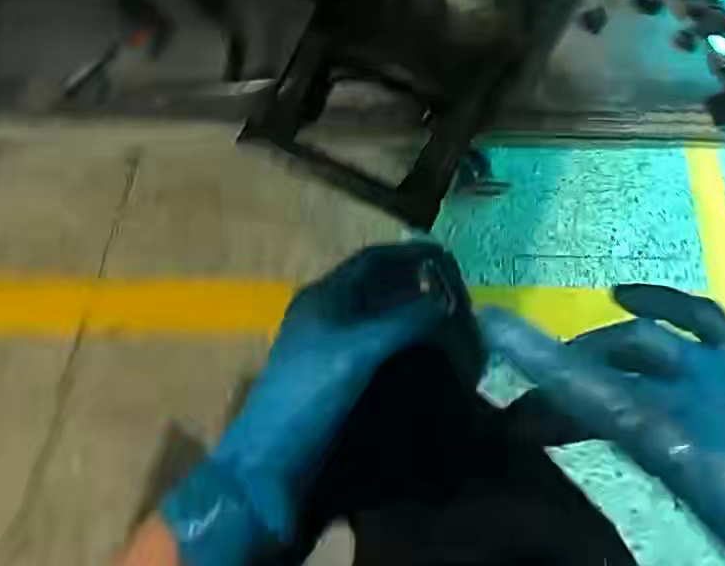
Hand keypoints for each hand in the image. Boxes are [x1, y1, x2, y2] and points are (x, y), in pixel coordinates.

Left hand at [162, 243, 461, 565]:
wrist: (267, 468)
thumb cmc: (306, 398)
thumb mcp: (355, 353)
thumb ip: (401, 322)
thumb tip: (445, 303)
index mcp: (324, 295)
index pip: (373, 260)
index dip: (411, 256)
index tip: (449, 264)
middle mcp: (327, 313)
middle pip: (379, 285)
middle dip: (418, 287)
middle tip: (456, 301)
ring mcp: (330, 346)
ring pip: (380, 316)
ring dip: (413, 316)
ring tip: (450, 327)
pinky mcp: (336, 377)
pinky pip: (378, 346)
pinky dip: (404, 344)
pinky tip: (427, 358)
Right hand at [482, 285, 724, 565]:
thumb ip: (682, 511)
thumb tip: (630, 484)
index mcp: (707, 457)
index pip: (599, 396)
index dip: (538, 362)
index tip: (490, 325)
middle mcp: (722, 400)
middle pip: (618, 363)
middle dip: (563, 375)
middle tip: (528, 416)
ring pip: (663, 332)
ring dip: (616, 335)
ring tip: (582, 339)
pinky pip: (715, 329)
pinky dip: (675, 317)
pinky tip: (659, 318)